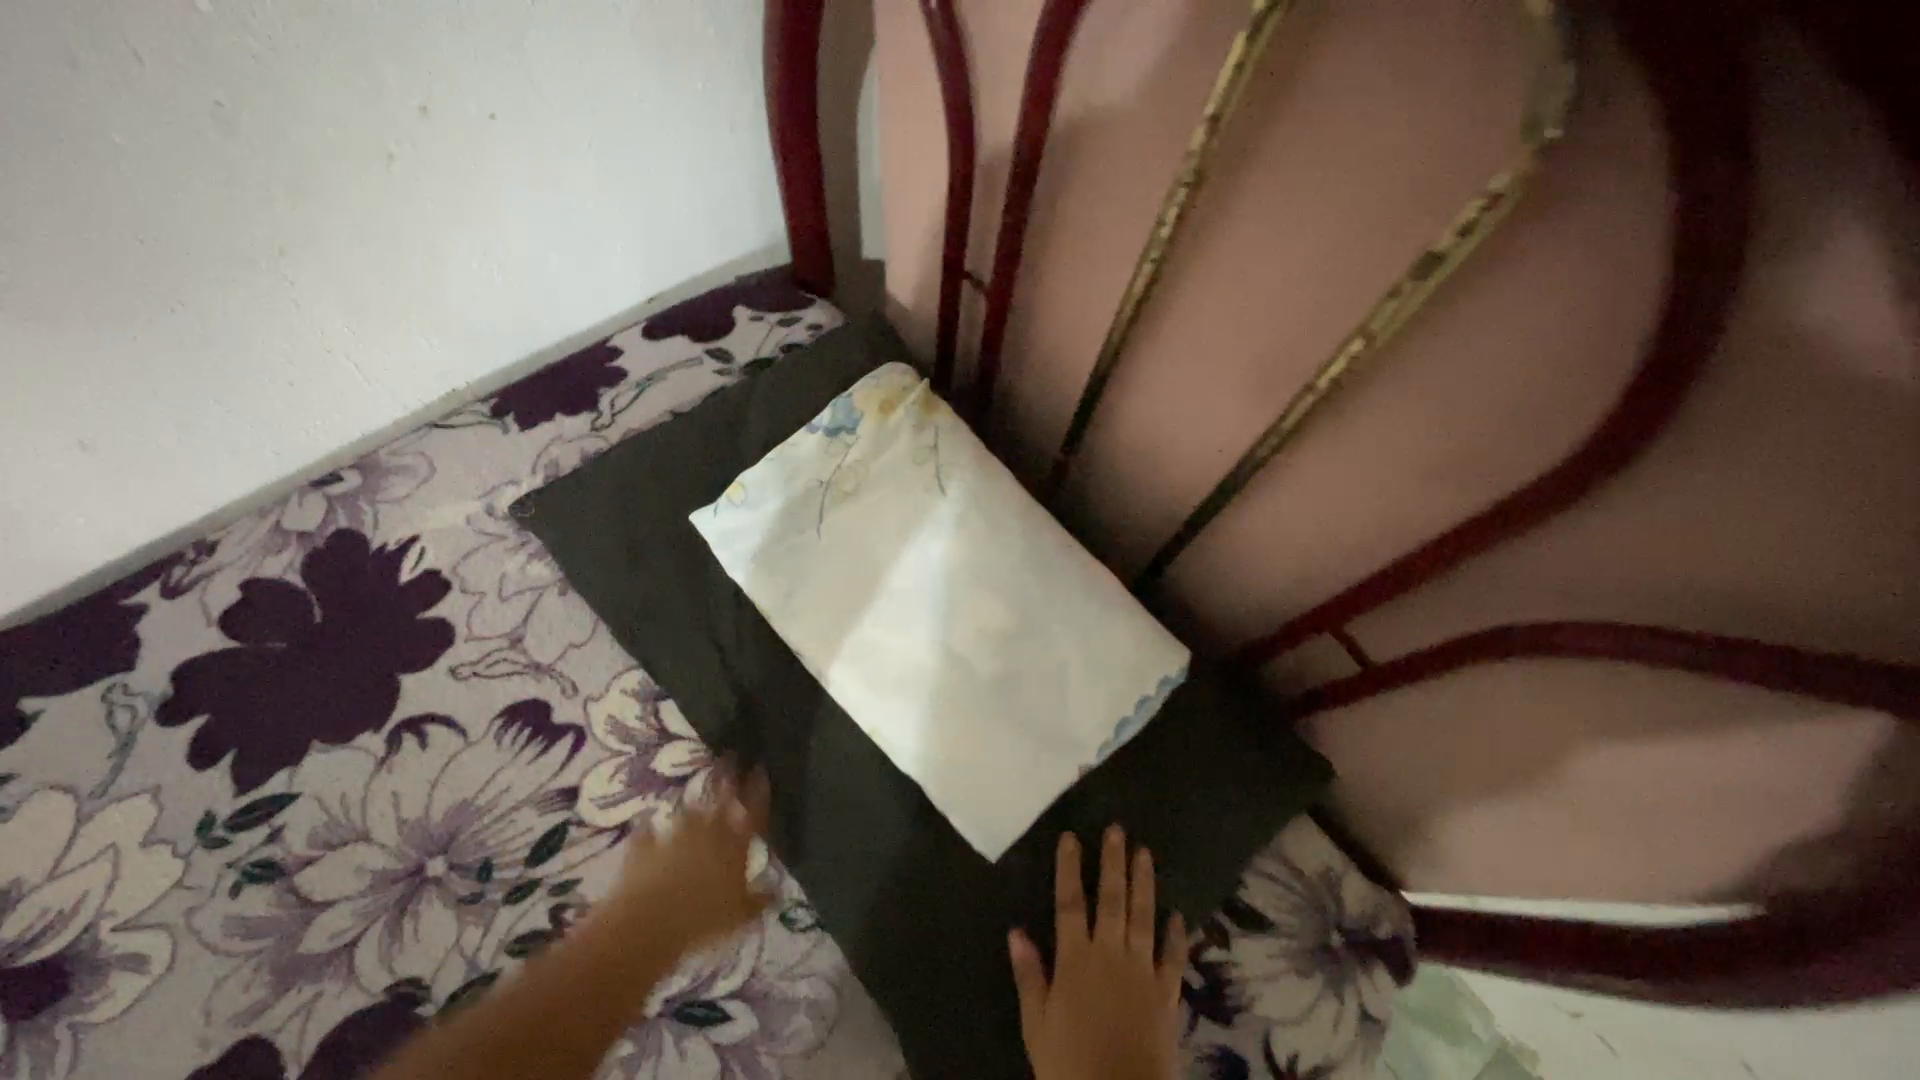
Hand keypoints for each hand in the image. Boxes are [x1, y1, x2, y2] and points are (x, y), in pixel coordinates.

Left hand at [599, 769, 773, 956]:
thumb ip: (761, 899)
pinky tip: (649, 824)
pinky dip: (651, 827)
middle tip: (729, 758)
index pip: (754, 809)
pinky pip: (648, 830)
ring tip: (696, 796)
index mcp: (736, 843)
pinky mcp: (643, 845)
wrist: (648, 922)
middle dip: (727, 777)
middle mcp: (707, 830)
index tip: (760, 766)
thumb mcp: (743, 915)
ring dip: (693, 803)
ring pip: (687, 810)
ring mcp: (673, 834)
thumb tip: (778, 890)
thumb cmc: (704, 919)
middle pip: (720, 797)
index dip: (758, 787)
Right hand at [1010, 827, 1185, 1079]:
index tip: (1071, 837)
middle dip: (1112, 862)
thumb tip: (1016, 930)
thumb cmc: (1069, 1064)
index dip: (1069, 868)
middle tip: (1117, 829)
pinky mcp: (1167, 993)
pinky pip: (1173, 957)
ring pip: (1143, 917)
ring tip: (1146, 852)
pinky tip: (1178, 914)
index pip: (1069, 903)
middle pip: (1111, 899)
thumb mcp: (1036, 1024)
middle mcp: (1110, 955)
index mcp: (1075, 960)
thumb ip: (1029, 975)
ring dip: (1144, 883)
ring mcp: (1142, 971)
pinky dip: (1176, 935)